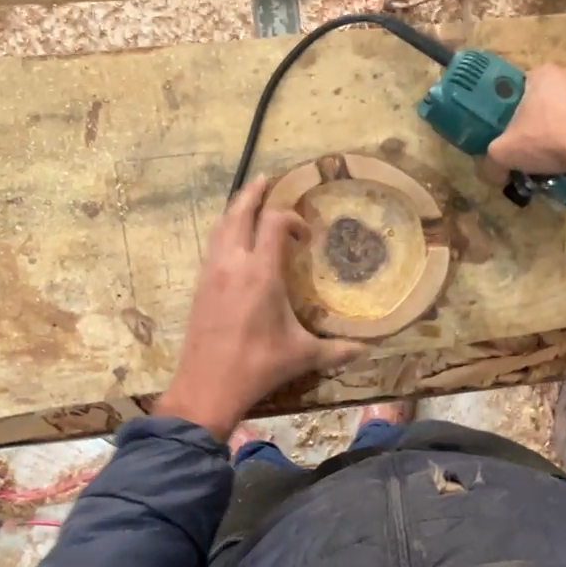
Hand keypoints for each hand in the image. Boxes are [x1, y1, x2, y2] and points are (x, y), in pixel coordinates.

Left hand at [154, 178, 367, 440]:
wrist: (206, 387)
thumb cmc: (258, 367)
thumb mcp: (301, 356)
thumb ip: (335, 350)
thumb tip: (365, 350)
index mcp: (261, 274)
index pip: (273, 223)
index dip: (290, 219)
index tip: (304, 234)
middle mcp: (233, 264)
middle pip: (239, 213)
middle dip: (253, 193)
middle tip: (266, 179)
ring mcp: (211, 273)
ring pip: (220, 227)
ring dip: (235, 210)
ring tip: (248, 201)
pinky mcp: (200, 287)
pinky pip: (212, 246)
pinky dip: (224, 232)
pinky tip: (232, 240)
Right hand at [486, 64, 565, 177]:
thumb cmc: (547, 141)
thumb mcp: (505, 153)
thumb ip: (492, 161)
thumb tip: (494, 175)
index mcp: (543, 73)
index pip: (522, 89)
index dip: (516, 111)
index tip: (516, 132)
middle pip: (549, 97)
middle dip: (543, 118)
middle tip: (536, 144)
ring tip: (560, 152)